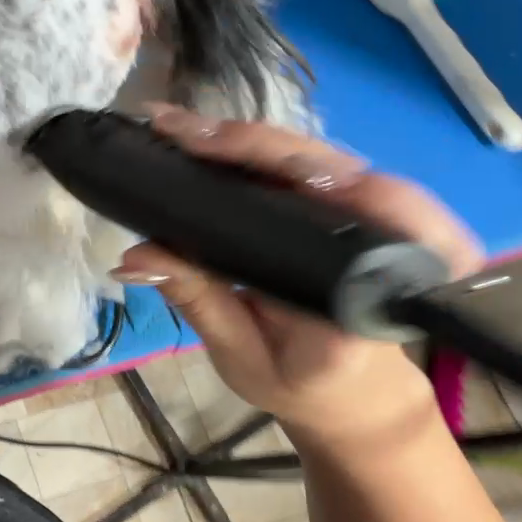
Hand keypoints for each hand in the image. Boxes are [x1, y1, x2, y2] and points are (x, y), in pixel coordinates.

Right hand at [113, 106, 483, 451]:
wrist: (357, 392)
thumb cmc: (304, 384)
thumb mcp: (244, 358)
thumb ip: (199, 303)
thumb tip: (134, 258)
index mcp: (371, 294)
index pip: (359, 213)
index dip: (305, 172)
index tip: (233, 155)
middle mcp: (387, 244)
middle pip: (329, 168)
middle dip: (250, 143)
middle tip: (172, 129)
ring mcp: (372, 218)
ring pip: (317, 157)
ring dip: (246, 139)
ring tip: (177, 129)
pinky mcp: (347, 206)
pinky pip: (304, 164)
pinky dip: (252, 148)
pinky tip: (203, 139)